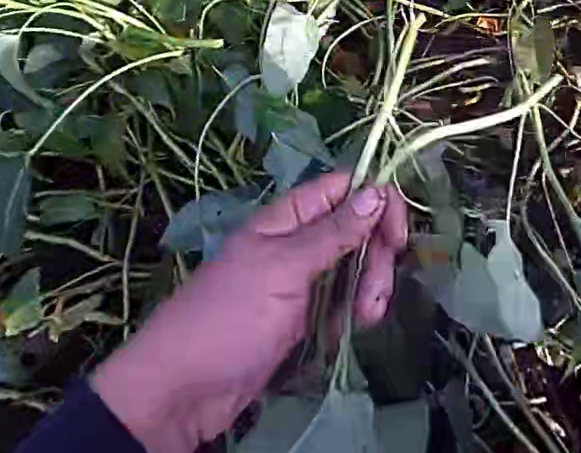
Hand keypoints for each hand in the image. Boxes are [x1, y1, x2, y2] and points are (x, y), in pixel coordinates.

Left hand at [89, 171, 409, 452]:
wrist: (182, 391)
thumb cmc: (230, 316)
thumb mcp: (284, 269)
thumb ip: (333, 232)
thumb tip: (377, 190)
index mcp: (290, 216)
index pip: (346, 188)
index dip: (377, 202)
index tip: (397, 236)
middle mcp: (300, 240)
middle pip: (358, 229)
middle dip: (376, 257)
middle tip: (375, 295)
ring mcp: (304, 278)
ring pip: (356, 266)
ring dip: (369, 288)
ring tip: (364, 319)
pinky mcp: (306, 314)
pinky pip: (343, 300)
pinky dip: (353, 313)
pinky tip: (349, 332)